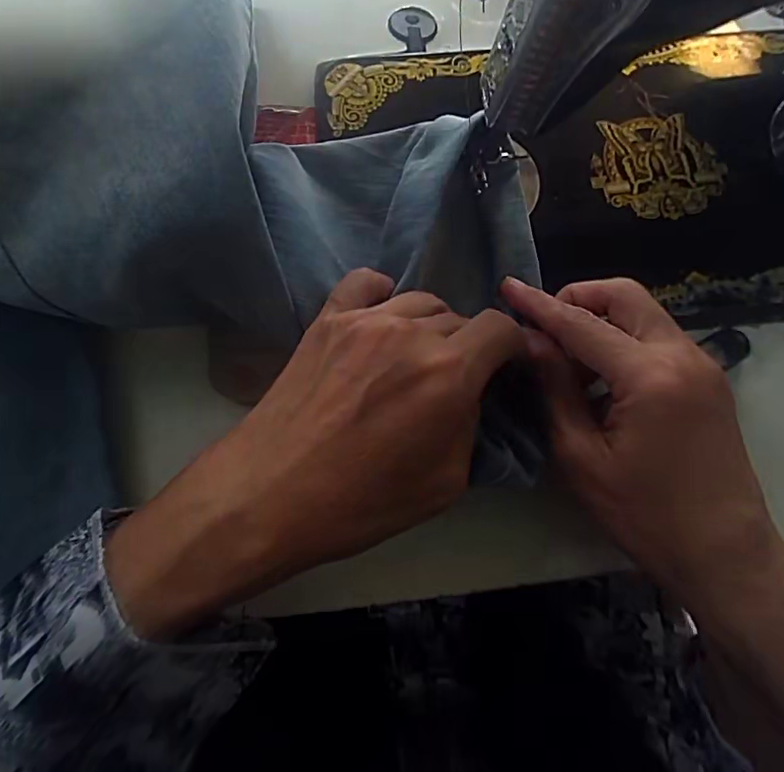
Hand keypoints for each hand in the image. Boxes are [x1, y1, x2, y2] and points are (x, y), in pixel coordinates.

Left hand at [107, 269, 525, 638]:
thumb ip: (470, 423)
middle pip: (459, 316)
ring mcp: (363, 319)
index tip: (502, 371)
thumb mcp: (446, 481)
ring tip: (413, 357)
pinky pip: (365, 282)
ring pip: (418, 300)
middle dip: (466, 345)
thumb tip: (472, 392)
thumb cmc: (362, 501)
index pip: (500, 328)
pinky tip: (379, 319)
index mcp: (448, 371)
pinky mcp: (327, 318)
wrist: (273, 491)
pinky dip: (382, 294)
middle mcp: (410, 331)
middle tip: (451, 379)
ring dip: (428, 326)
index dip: (510, 350)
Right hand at [499, 276, 781, 607]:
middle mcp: (683, 356)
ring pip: (642, 313)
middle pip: (623, 296)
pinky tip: (599, 378)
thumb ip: (554, 387)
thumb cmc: (645, 514)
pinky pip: (656, 337)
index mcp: (650, 375)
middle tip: (544, 329)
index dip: (538, 304)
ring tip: (566, 361)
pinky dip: (621, 339)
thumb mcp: (581, 455)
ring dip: (600, 320)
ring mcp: (702, 366)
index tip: (507, 286)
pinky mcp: (707, 381)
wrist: (726, 557)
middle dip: (577, 299)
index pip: (581, 323)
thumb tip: (530, 339)